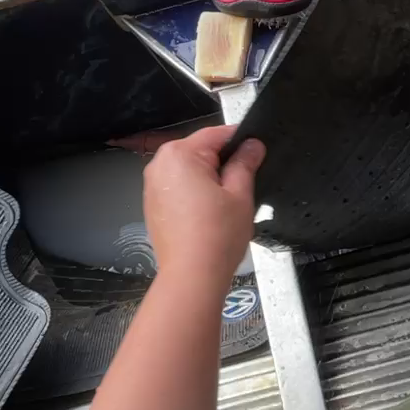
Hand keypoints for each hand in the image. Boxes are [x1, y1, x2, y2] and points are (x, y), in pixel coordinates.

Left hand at [142, 125, 263, 284]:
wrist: (192, 275)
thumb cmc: (216, 237)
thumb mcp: (241, 195)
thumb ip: (245, 164)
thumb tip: (252, 145)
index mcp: (180, 155)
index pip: (216, 134)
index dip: (241, 142)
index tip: (257, 153)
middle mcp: (159, 165)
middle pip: (201, 153)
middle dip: (223, 166)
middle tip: (243, 190)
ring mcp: (152, 186)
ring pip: (190, 173)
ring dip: (209, 183)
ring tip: (225, 209)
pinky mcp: (153, 206)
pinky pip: (180, 190)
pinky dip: (196, 197)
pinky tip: (210, 218)